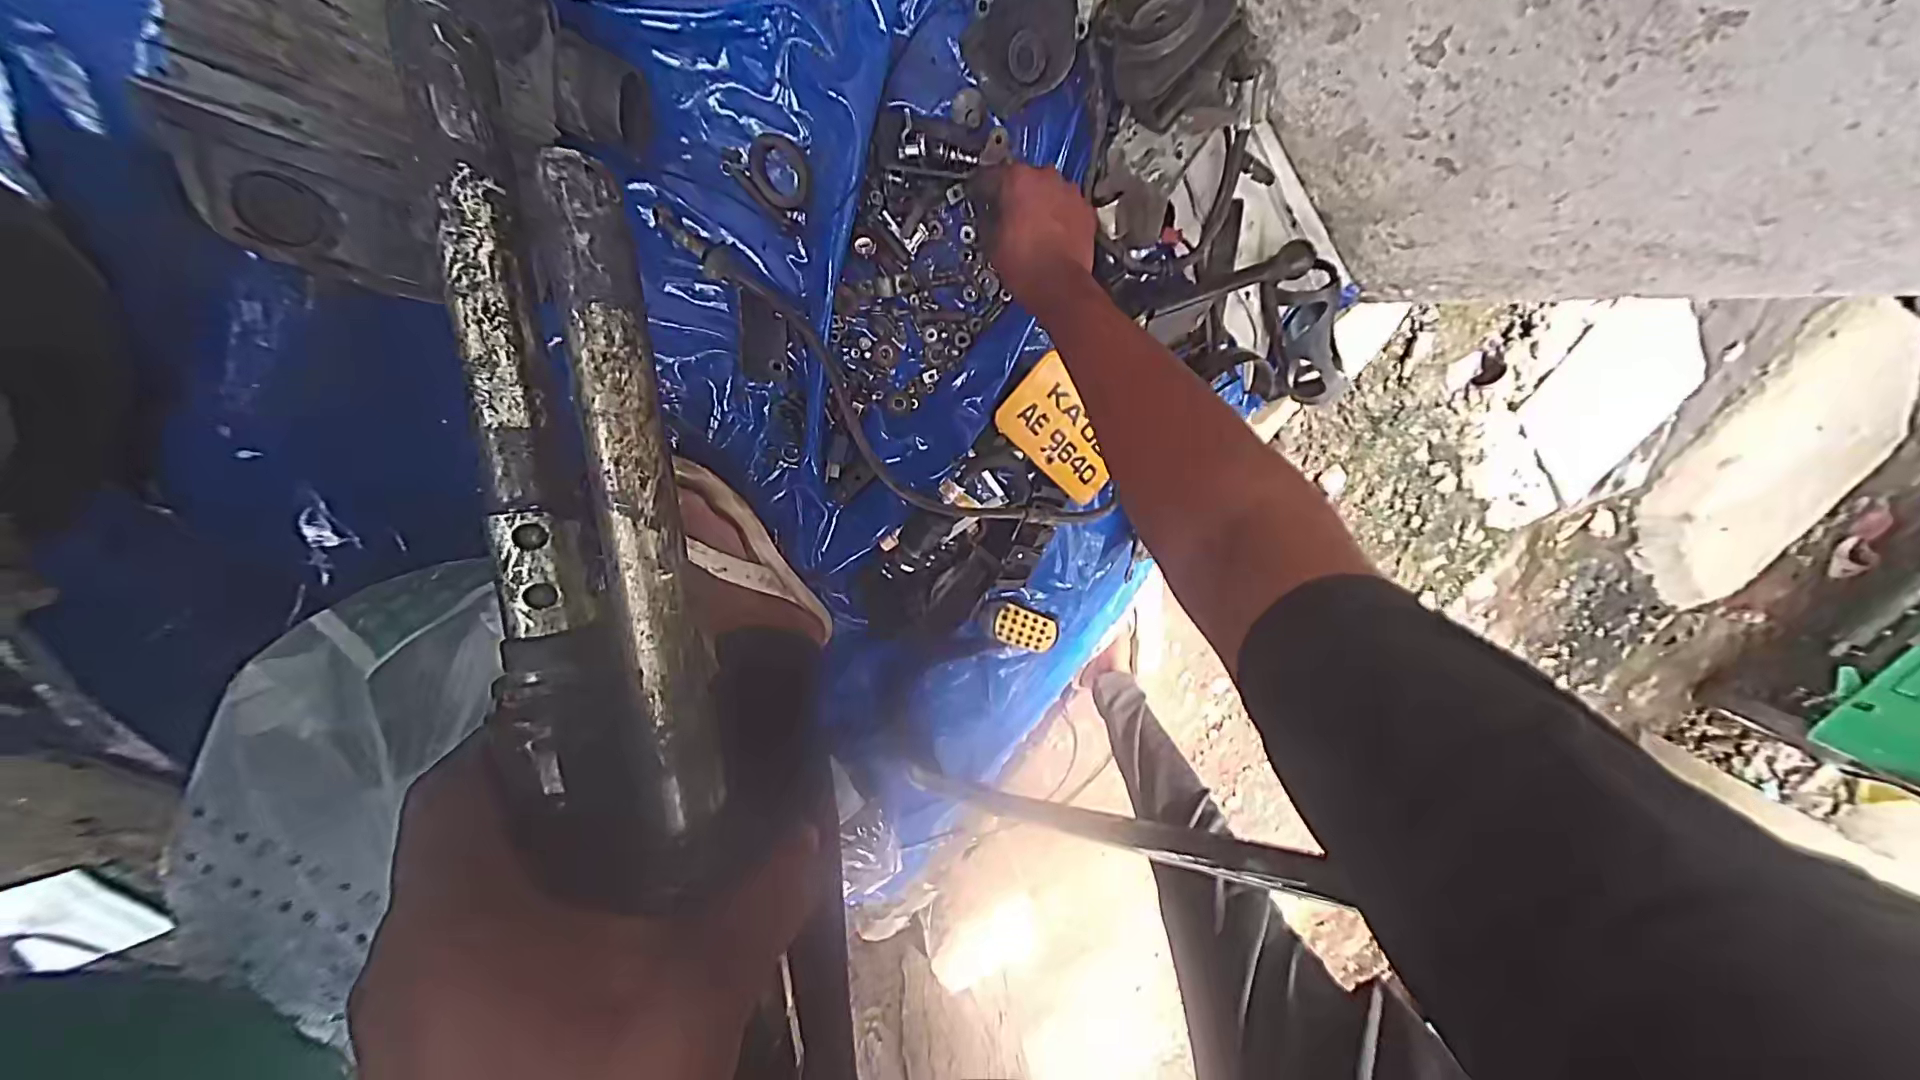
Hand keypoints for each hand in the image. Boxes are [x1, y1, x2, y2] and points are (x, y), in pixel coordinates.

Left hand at [349, 742, 818, 1079]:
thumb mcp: (698, 989)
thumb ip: (760, 898)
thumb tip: (809, 830)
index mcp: (454, 921)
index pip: (452, 788)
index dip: (512, 740)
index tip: (589, 724)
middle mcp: (405, 958)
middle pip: (461, 838)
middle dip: (541, 801)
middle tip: (628, 784)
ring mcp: (403, 1016)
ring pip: (461, 901)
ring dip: (532, 868)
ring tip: (620, 853)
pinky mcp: (420, 1056)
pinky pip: (461, 958)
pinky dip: (518, 929)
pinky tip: (591, 942)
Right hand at [974, 162, 1095, 316]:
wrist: (1058, 287)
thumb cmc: (1028, 267)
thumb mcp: (992, 244)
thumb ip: (990, 221)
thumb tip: (990, 220)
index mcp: (1018, 179)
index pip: (994, 174)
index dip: (986, 189)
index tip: (984, 197)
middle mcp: (1047, 178)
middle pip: (1027, 179)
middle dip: (1019, 196)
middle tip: (1010, 217)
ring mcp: (1070, 194)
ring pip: (1051, 192)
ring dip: (1043, 206)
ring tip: (1033, 230)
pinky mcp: (1087, 212)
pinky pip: (1070, 208)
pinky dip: (1062, 219)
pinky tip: (1053, 237)